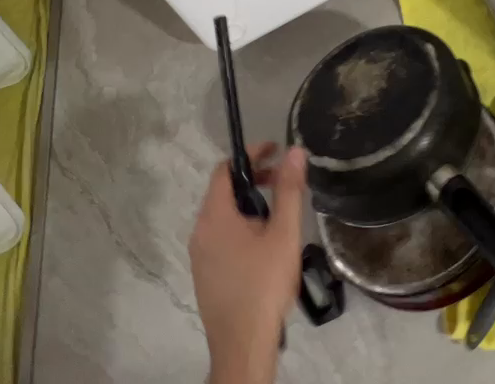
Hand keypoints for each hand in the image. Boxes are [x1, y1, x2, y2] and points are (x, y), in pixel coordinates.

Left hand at [189, 144, 304, 383]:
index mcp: (215, 218)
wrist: (243, 344)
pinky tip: (267, 242)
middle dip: (255, 178)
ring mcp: (200, 256)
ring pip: (224, 215)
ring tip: (281, 212)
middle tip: (285, 179)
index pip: (226, 170)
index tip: (278, 150)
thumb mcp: (284, 232)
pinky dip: (243, 225)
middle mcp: (200, 233)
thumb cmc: (265, 284)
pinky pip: (222, 236)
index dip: (252, 154)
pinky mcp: (206, 274)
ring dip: (251, 203)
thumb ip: (289, 189)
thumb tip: (294, 151)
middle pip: (224, 191)